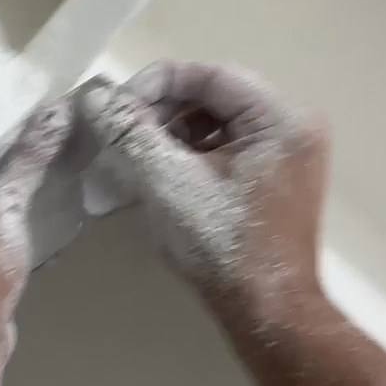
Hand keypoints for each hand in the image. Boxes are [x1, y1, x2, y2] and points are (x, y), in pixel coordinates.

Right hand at [78, 61, 329, 323]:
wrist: (264, 311)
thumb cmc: (220, 245)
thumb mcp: (167, 182)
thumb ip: (130, 133)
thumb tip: (94, 95)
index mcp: (279, 118)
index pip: (208, 75)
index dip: (154, 84)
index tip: (113, 109)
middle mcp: (290, 127)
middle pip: (211, 98)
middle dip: (159, 113)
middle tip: (118, 137)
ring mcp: (284, 155)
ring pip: (213, 125)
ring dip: (167, 136)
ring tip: (132, 160)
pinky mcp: (271, 180)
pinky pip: (222, 151)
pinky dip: (185, 157)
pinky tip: (156, 178)